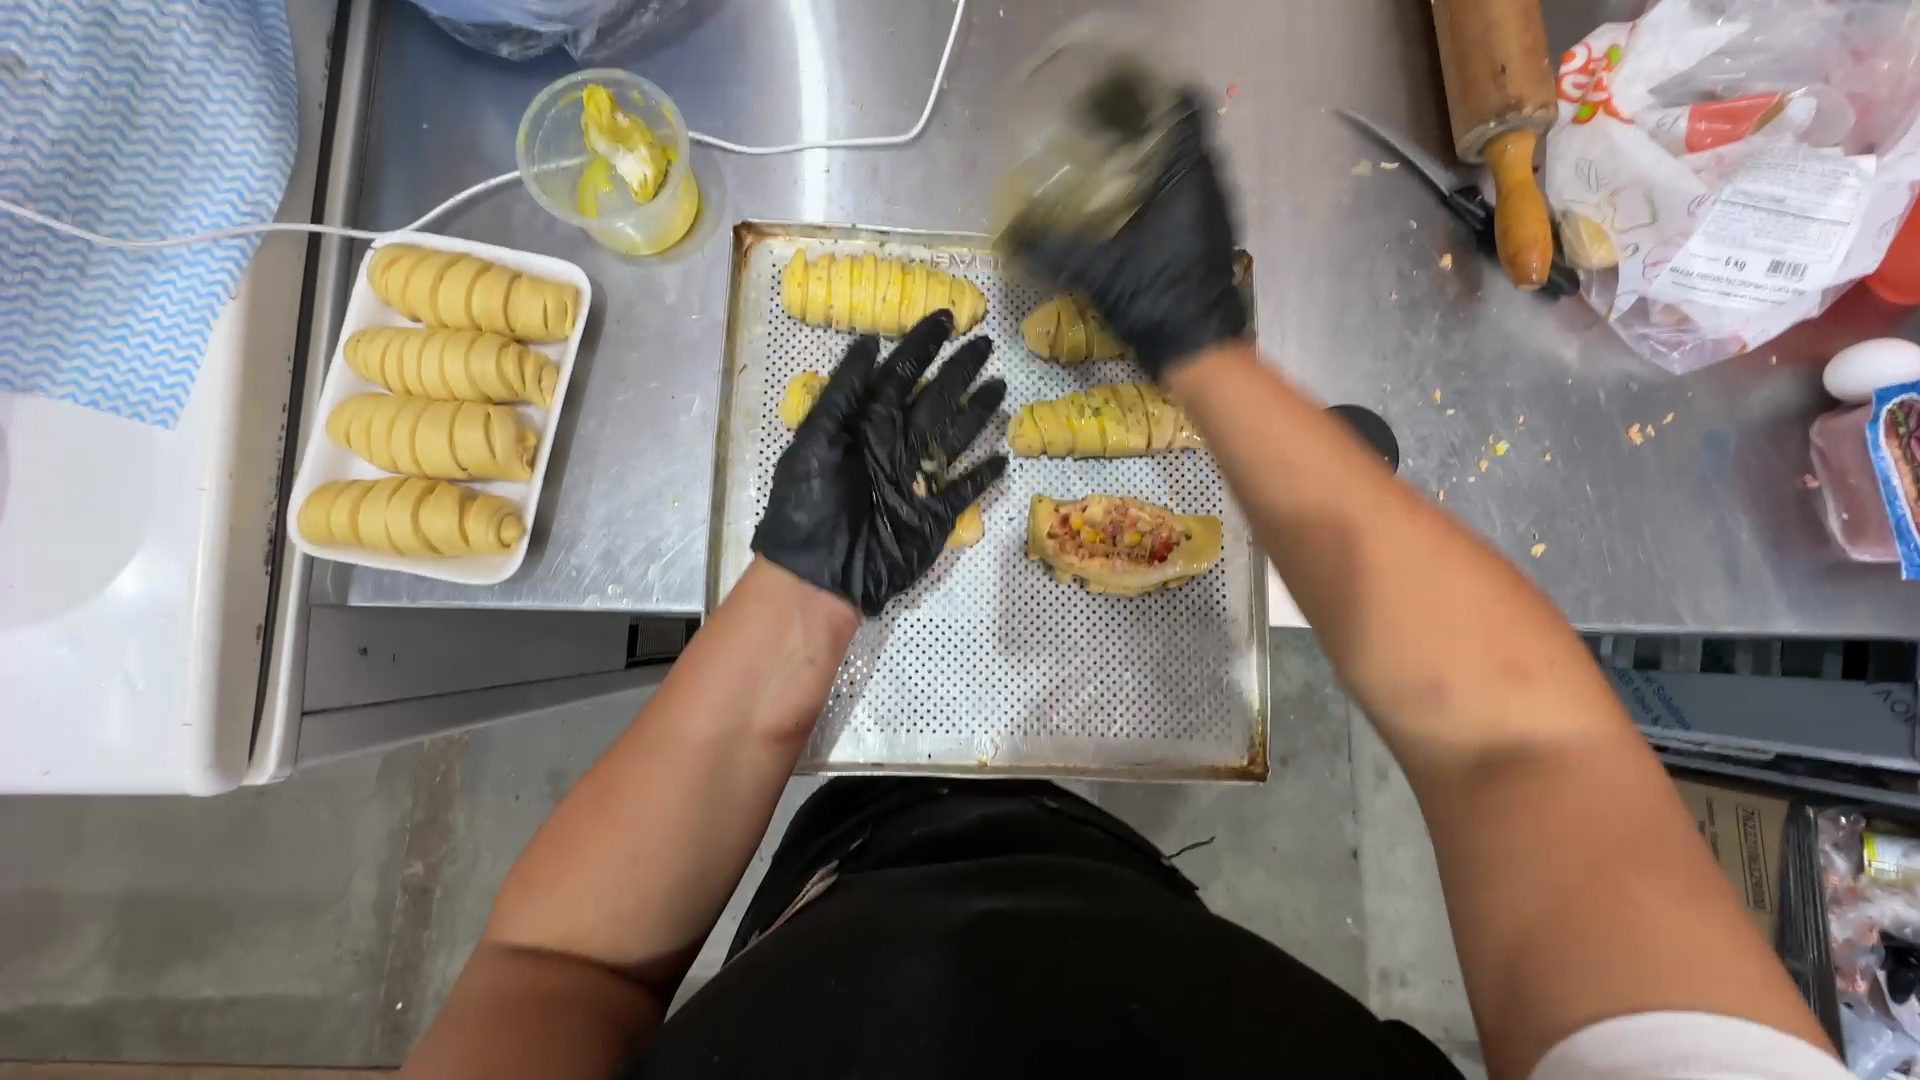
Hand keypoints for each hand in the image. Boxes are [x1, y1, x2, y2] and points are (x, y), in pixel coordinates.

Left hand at [753, 311, 1008, 616]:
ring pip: (953, 439)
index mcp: (865, 426)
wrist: (818, 575)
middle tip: (985, 344)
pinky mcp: (933, 518)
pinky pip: (962, 492)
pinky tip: (1002, 459)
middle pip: (934, 400)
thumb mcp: (815, 441)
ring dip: (977, 414)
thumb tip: (868, 341)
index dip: (920, 346)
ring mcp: (916, 482)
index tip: (944, 318)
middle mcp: (893, 447)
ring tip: (1000, 387)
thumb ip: (843, 393)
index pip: (899, 375)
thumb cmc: (809, 506)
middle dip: (959, 371)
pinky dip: (982, 478)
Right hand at [1007, 92, 1247, 381]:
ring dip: (1152, 161)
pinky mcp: (1209, 237)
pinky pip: (1186, 196)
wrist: (1199, 351)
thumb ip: (1054, 251)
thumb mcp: (1099, 273)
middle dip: (1143, 128)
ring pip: (1185, 167)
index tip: (1115, 98)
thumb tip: (1009, 238)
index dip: (1152, 94)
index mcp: (1189, 178)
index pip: (1184, 108)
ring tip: (1108, 163)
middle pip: (1181, 134)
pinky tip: (1127, 207)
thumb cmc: (1157, 300)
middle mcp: (1210, 186)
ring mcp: (1214, 213)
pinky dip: (1160, 192)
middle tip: (1100, 131)